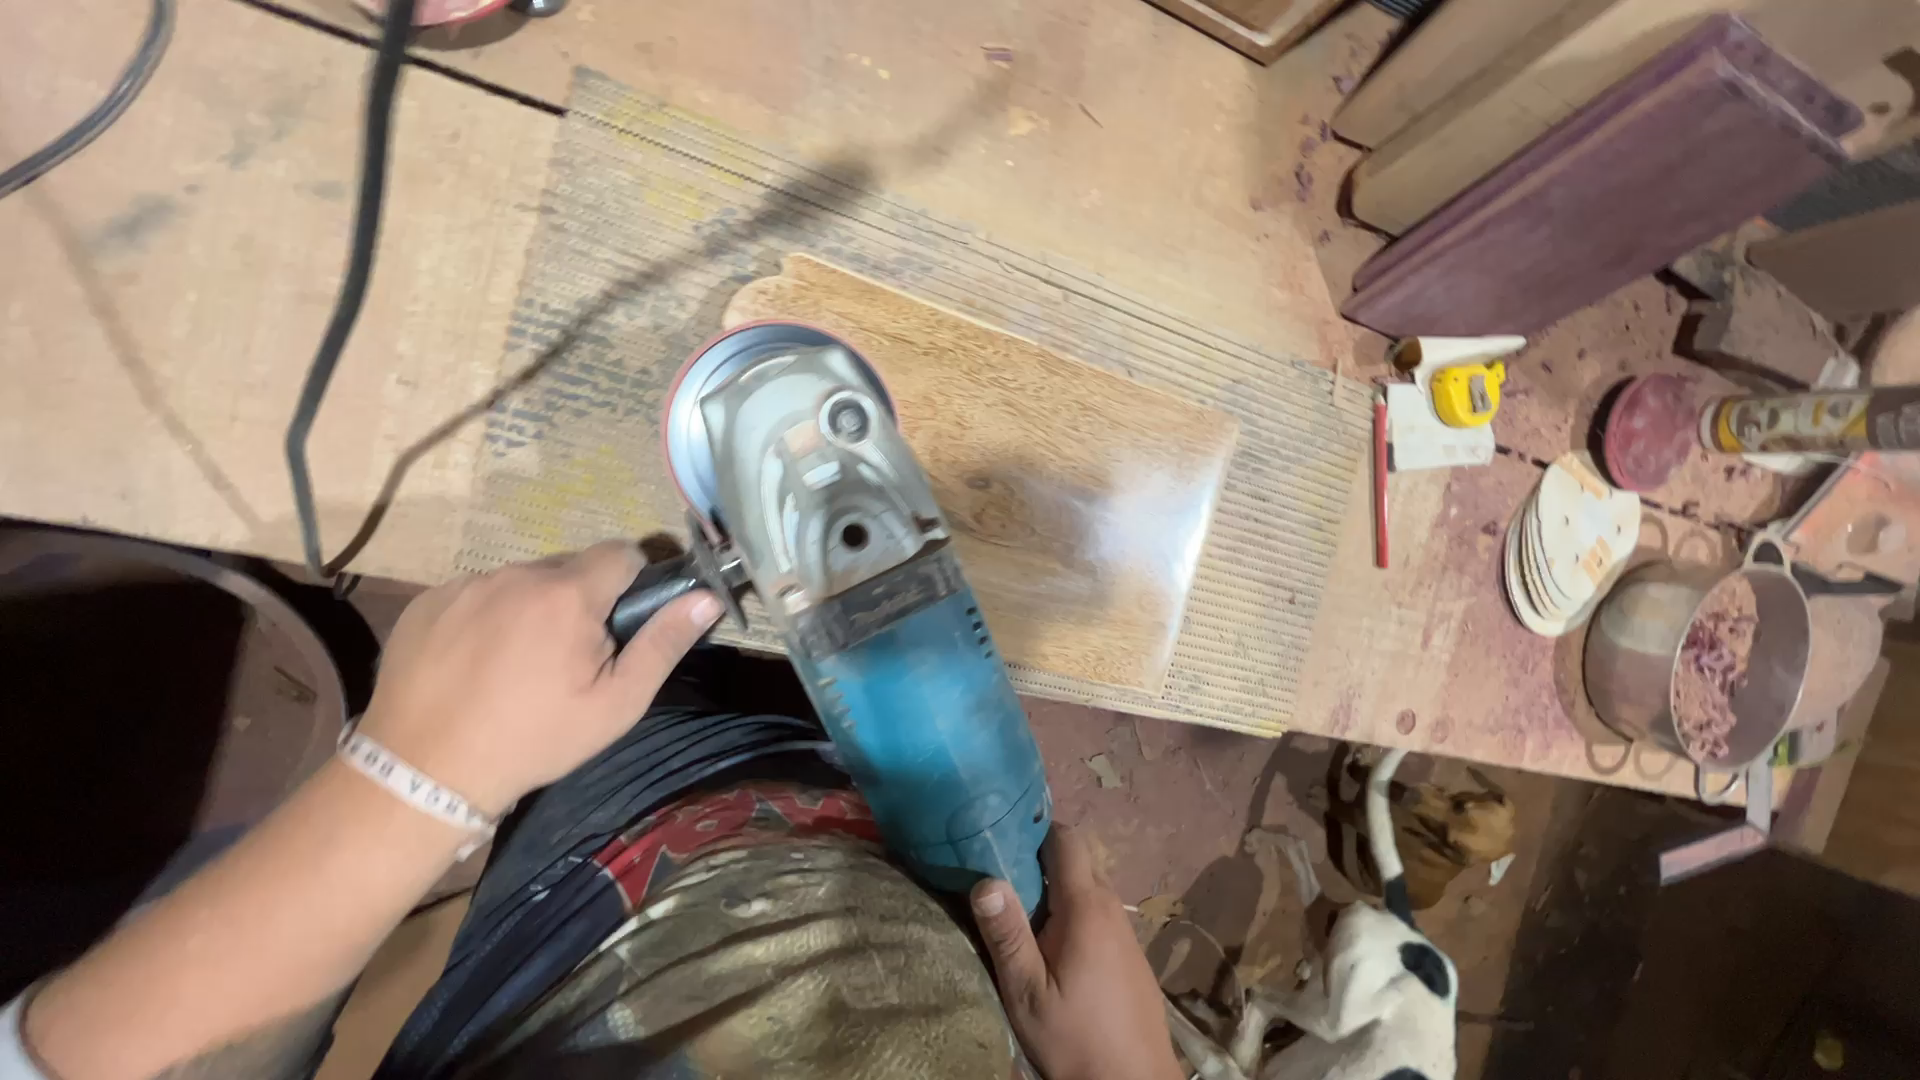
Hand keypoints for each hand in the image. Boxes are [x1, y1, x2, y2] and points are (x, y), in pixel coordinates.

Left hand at [355, 541, 720, 815]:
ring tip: (521, 661)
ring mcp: (465, 585)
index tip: (623, 621)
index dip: (632, 581)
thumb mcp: (617, 703)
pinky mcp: (427, 602)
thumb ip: (663, 643)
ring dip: (535, 605)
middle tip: (572, 655)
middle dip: (582, 598)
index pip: (621, 553)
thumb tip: (708, 598)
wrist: (422, 773)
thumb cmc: (536, 739)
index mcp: (568, 595)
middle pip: (570, 568)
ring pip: (523, 580)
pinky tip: (479, 661)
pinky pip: (478, 593)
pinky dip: (490, 615)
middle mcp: (516, 575)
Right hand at [971, 827, 1183, 1079]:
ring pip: (1089, 886)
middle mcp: (1111, 907)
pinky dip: (1074, 912)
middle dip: (1041, 859)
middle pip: (1078, 859)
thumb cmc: (1076, 1040)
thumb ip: (1007, 935)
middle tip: (1003, 877)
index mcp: (1086, 907)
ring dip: (1058, 888)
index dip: (1037, 830)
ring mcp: (1125, 931)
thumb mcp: (1028, 993)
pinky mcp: (1130, 955)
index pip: (1067, 838)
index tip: (1004, 838)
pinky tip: (1053, 944)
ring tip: (1022, 911)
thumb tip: (984, 880)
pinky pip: (1100, 913)